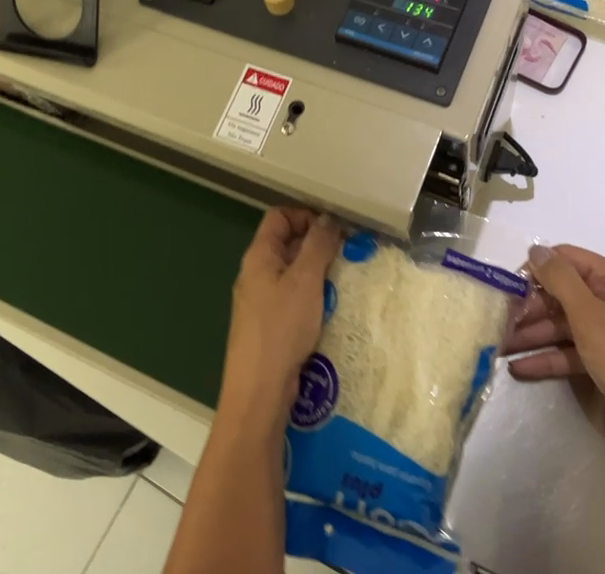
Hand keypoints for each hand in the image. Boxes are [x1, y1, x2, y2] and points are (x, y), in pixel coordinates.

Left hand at [219, 208, 342, 418]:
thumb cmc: (282, 327)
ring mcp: (261, 302)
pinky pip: (295, 301)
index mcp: (258, 256)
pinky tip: (332, 311)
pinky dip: (314, 300)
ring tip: (345, 283)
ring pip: (294, 275)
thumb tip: (328, 220)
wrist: (260, 389)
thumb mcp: (305, 280)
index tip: (335, 229)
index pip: (279, 217)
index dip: (306, 215)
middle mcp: (256, 274)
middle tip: (348, 256)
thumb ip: (318, 245)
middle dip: (318, 247)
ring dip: (319, 275)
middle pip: (288, 245)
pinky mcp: (271, 327)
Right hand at [507, 244, 604, 458]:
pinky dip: (550, 356)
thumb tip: (536, 249)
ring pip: (566, 323)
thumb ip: (561, 280)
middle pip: (564, 292)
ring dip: (534, 334)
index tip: (507, 289)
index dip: (536, 270)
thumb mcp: (590, 318)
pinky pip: (574, 349)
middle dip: (531, 306)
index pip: (567, 259)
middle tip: (499, 322)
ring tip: (500, 347)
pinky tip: (520, 369)